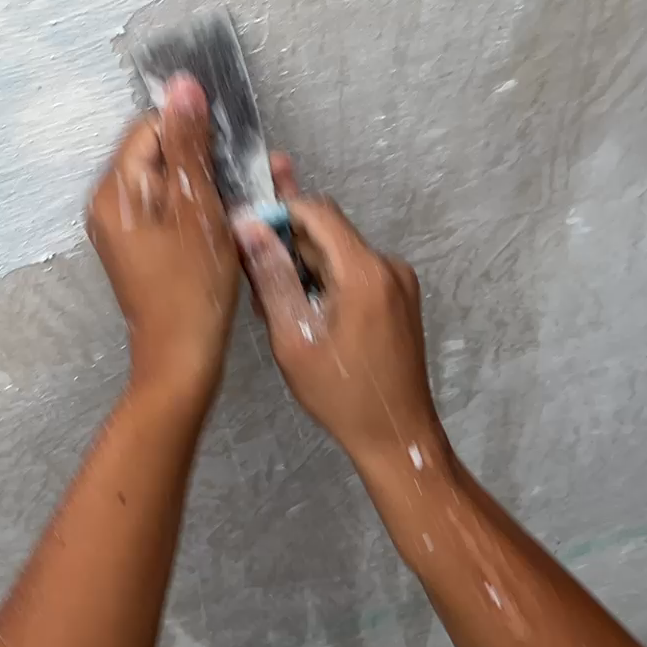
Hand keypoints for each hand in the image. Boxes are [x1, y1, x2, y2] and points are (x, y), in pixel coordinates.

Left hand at [86, 75, 240, 397]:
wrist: (182, 358)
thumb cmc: (193, 286)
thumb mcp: (197, 208)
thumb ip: (189, 145)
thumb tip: (182, 84)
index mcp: (114, 191)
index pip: (151, 127)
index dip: (192, 133)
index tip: (228, 155)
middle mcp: (109, 204)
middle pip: (158, 153)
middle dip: (202, 160)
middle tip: (240, 182)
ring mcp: (123, 226)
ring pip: (168, 181)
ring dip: (204, 184)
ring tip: (236, 206)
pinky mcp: (140, 244)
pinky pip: (168, 207)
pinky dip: (196, 208)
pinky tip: (223, 223)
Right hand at [234, 157, 438, 463]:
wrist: (397, 436)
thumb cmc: (339, 393)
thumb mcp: (293, 336)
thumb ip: (271, 276)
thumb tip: (248, 225)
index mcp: (363, 271)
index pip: (316, 210)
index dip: (278, 213)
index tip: (247, 235)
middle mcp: (387, 264)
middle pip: (326, 233)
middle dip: (287, 249)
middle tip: (255, 283)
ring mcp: (398, 279)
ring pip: (337, 253)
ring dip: (304, 270)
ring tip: (277, 308)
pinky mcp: (399, 295)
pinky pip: (353, 272)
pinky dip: (325, 283)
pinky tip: (306, 314)